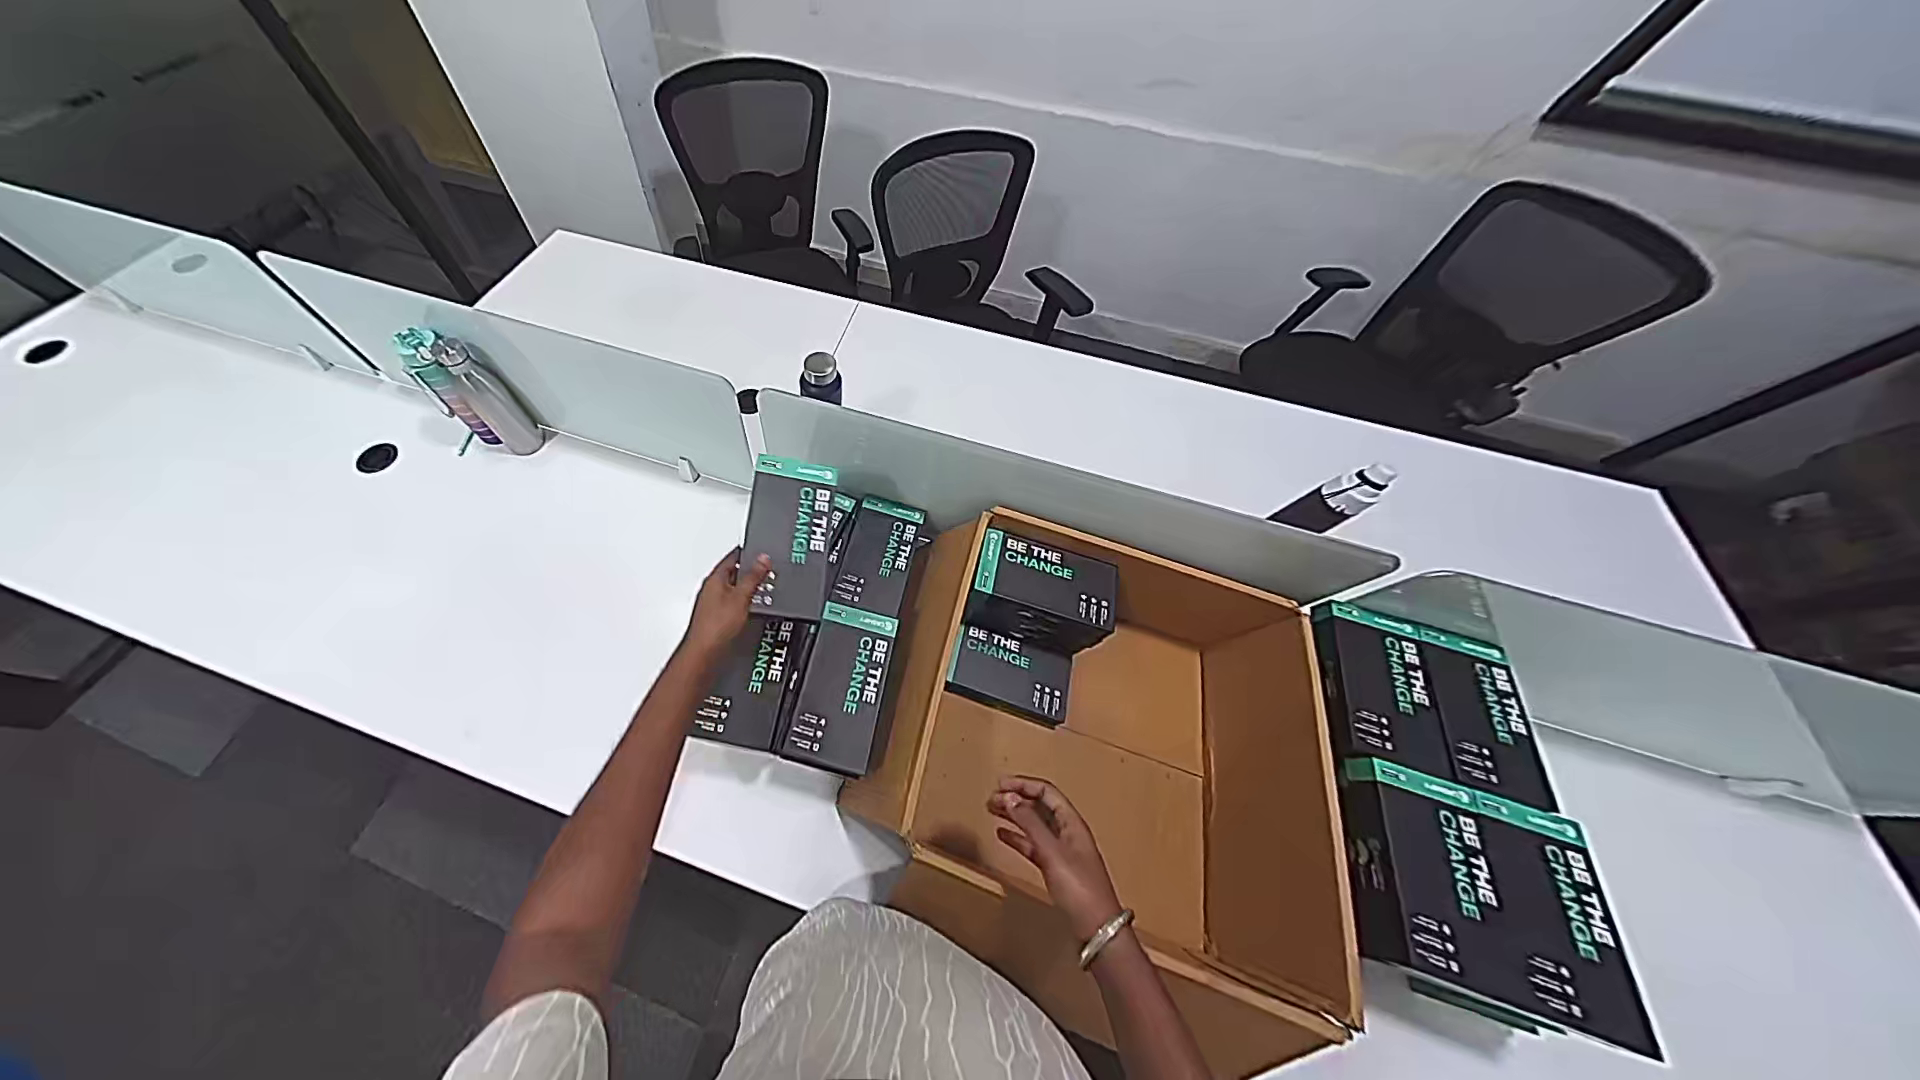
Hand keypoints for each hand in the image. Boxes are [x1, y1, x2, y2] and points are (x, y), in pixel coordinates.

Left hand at [683, 548, 772, 657]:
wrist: (705, 650)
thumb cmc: (716, 625)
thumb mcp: (742, 597)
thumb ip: (753, 577)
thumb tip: (762, 559)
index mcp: (715, 578)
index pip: (733, 557)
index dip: (749, 553)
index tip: (761, 551)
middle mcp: (711, 588)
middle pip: (734, 572)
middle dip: (751, 570)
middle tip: (766, 570)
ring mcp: (713, 601)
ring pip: (734, 586)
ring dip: (748, 586)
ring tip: (763, 587)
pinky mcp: (717, 614)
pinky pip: (733, 600)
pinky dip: (744, 599)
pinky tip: (752, 605)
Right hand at [989, 776, 1124, 940]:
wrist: (1096, 928)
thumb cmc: (1079, 888)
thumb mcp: (1052, 852)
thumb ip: (1030, 824)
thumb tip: (1010, 797)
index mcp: (1072, 822)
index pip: (1046, 792)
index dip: (1024, 785)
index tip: (1000, 785)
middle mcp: (1067, 831)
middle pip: (1040, 806)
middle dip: (1016, 798)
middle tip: (991, 798)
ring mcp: (1062, 850)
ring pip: (1034, 824)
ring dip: (1014, 815)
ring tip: (993, 810)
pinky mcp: (1055, 868)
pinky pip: (1033, 844)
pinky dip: (1018, 837)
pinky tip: (1002, 834)